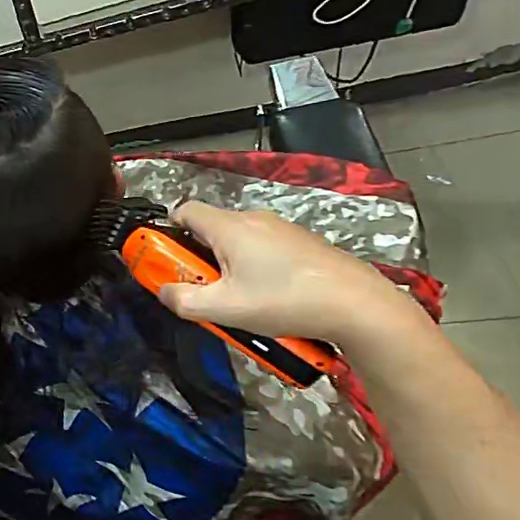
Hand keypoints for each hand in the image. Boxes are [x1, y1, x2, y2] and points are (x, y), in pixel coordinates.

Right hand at [157, 201, 425, 346]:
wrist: (355, 304)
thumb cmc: (284, 301)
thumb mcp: (225, 309)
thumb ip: (185, 300)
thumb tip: (164, 291)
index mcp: (229, 227)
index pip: (184, 211)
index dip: (167, 232)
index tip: (166, 261)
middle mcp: (253, 219)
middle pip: (210, 229)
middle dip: (199, 259)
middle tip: (203, 291)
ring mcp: (281, 229)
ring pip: (239, 242)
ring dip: (228, 267)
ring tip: (240, 303)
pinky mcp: (301, 243)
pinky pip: (264, 250)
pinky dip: (255, 269)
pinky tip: (271, 299)